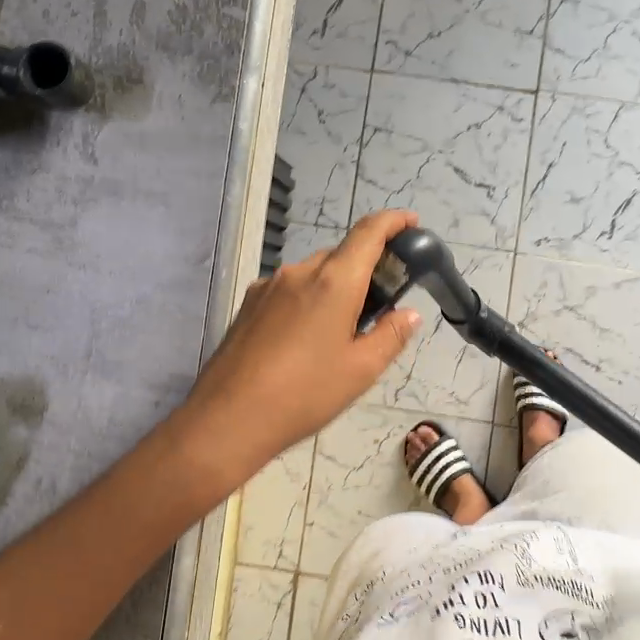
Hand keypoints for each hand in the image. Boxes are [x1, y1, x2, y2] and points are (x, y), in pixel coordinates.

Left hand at [179, 210, 423, 464]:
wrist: (228, 418)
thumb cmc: (304, 394)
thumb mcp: (361, 370)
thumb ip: (390, 335)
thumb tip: (409, 314)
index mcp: (334, 281)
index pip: (369, 233)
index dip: (393, 221)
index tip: (411, 223)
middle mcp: (300, 272)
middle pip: (342, 254)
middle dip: (367, 266)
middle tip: (385, 298)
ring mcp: (269, 287)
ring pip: (314, 273)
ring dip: (336, 286)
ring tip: (345, 326)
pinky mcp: (249, 305)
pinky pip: (290, 289)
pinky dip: (310, 299)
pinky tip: (308, 337)